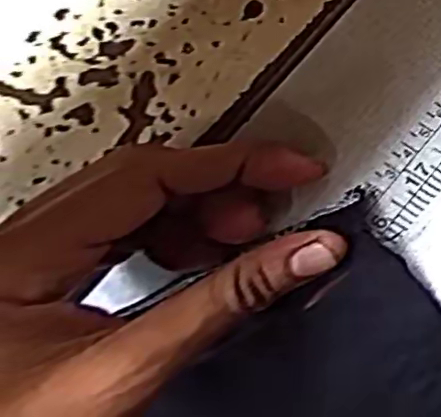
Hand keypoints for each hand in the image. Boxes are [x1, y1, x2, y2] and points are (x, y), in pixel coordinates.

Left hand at [0, 142, 346, 416]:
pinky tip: (195, 259)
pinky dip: (172, 233)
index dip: (241, 162)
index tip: (301, 171)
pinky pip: (111, 231)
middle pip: (145, 178)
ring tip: (240, 240)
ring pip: (130, 201)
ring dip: (203, 210)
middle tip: (276, 208)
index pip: (154, 171)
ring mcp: (9, 271)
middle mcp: (5, 253)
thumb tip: (315, 249)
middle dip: (226, 186)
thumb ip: (227, 301)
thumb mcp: (124, 371)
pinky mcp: (21, 290)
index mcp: (14, 259)